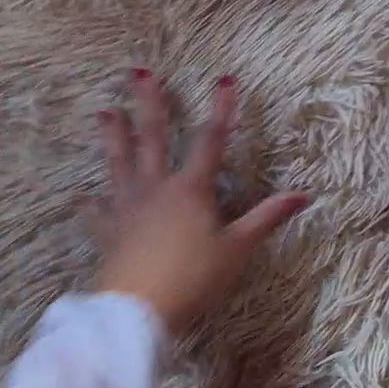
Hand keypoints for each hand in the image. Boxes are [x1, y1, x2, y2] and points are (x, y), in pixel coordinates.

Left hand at [93, 71, 309, 334]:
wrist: (136, 314)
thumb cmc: (193, 278)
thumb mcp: (238, 248)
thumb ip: (268, 218)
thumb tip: (305, 195)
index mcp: (190, 189)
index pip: (211, 140)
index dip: (222, 109)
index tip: (225, 79)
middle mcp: (156, 189)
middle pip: (153, 138)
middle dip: (149, 104)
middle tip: (138, 73)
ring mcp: (128, 210)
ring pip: (119, 165)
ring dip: (114, 137)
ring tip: (104, 113)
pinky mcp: (109, 234)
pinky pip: (98, 214)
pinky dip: (91, 205)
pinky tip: (83, 198)